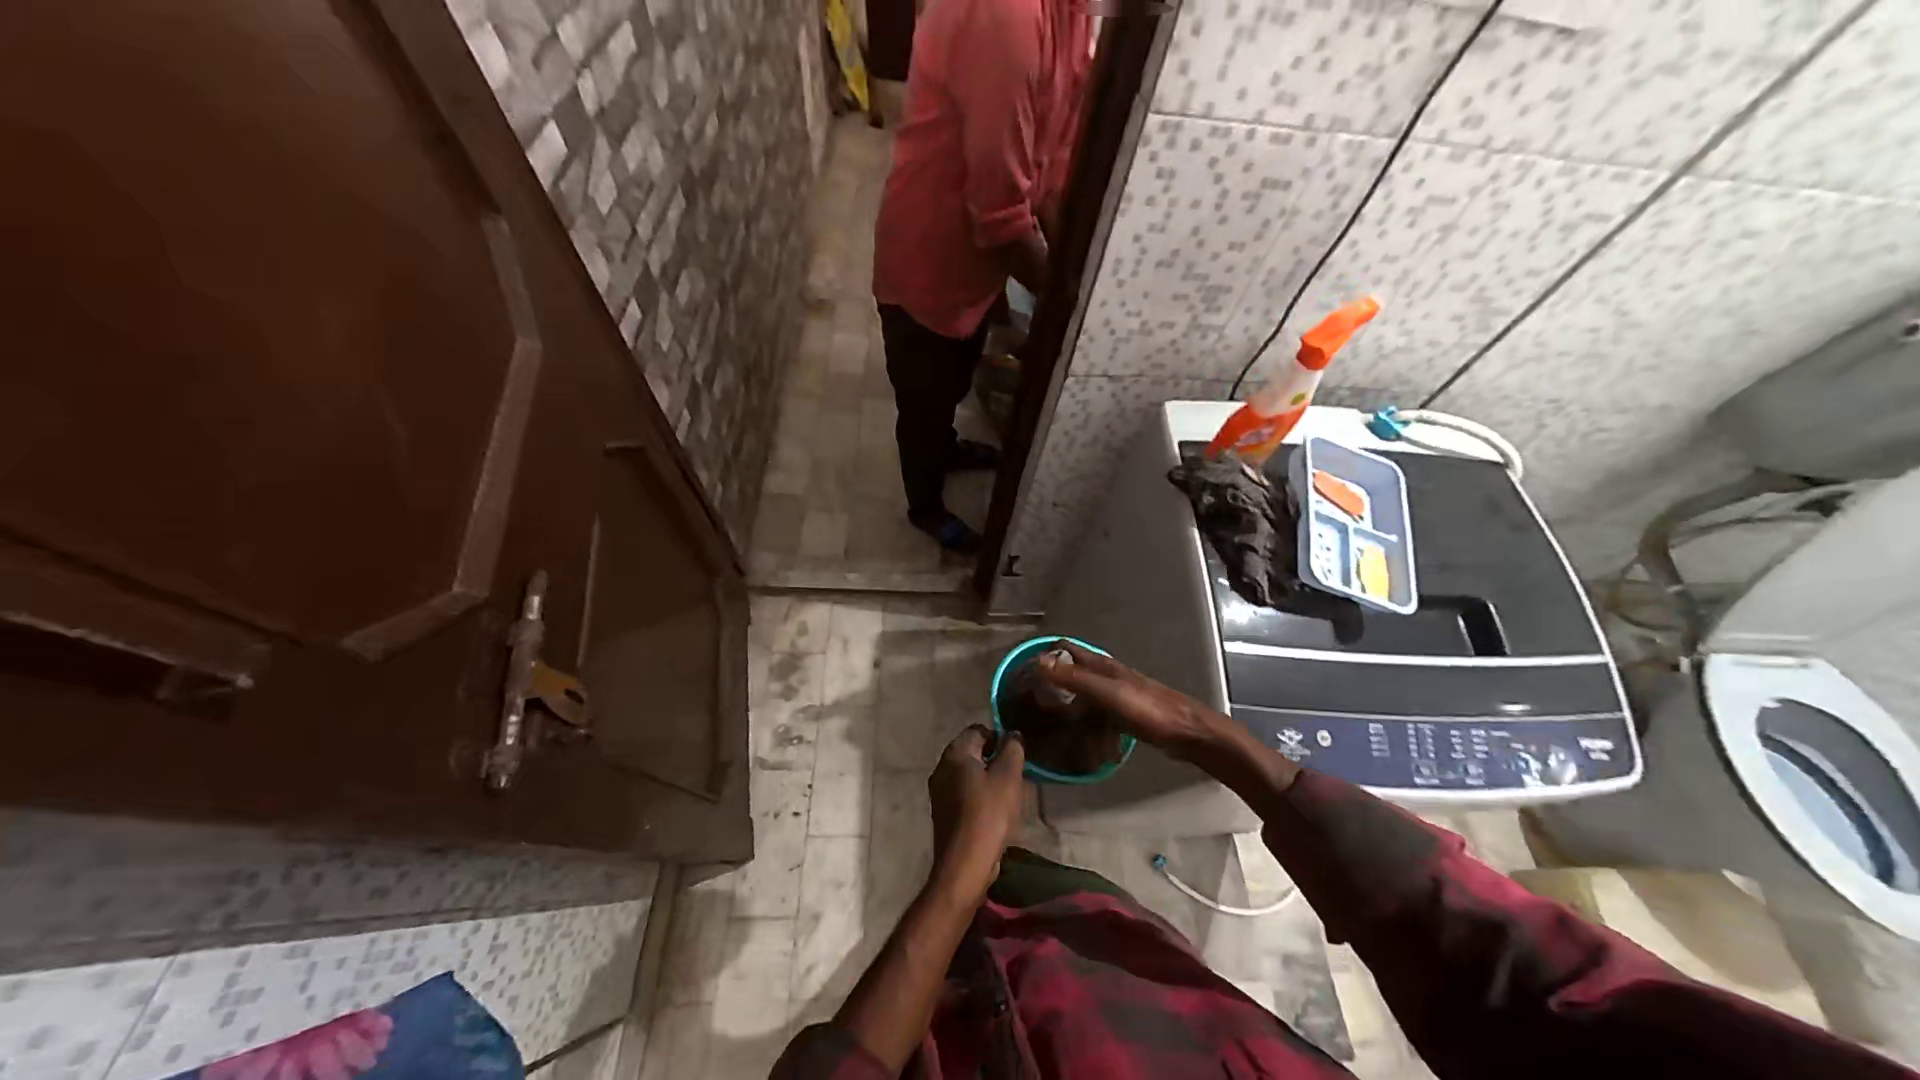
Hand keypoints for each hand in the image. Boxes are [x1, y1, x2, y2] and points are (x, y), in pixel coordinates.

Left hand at [928, 726, 1026, 892]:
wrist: (965, 862)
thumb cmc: (989, 812)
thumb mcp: (1008, 776)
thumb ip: (1012, 749)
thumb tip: (1012, 735)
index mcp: (954, 753)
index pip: (978, 730)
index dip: (999, 737)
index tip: (1016, 754)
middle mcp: (941, 768)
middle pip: (972, 752)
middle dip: (995, 760)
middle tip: (1016, 775)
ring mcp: (938, 792)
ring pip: (968, 775)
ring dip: (988, 780)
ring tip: (1008, 795)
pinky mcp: (942, 813)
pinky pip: (963, 794)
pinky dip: (979, 797)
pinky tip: (994, 813)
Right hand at [1035, 642, 1231, 757]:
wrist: (1188, 733)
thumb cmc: (1148, 710)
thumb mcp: (1106, 693)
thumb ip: (1073, 678)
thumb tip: (1038, 661)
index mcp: (1102, 665)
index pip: (1066, 649)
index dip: (1045, 654)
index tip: (1023, 672)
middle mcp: (1108, 675)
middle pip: (1073, 670)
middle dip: (1051, 678)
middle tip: (1029, 698)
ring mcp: (1118, 694)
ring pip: (1083, 691)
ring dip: (1066, 699)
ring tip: (1045, 717)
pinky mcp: (1125, 714)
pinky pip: (1094, 711)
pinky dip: (1081, 717)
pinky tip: (1074, 733)